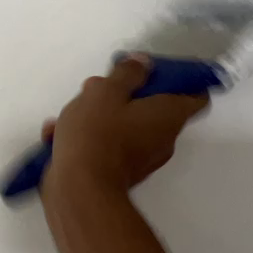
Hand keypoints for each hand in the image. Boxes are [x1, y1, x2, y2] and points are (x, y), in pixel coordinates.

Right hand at [42, 54, 209, 200]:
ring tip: (67, 114)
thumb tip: (143, 63)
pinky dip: (87, 139)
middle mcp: (163, 139)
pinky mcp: (117, 174)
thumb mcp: (105, 91)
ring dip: (98, 118)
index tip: (151, 72)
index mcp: (169, 115)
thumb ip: (126, 74)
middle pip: (151, 110)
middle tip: (95, 89)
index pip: (196, 95)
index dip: (179, 80)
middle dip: (123, 96)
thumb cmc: (96, 134)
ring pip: (123, 128)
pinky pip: (106, 148)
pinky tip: (57, 135)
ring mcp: (141, 159)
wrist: (79, 189)